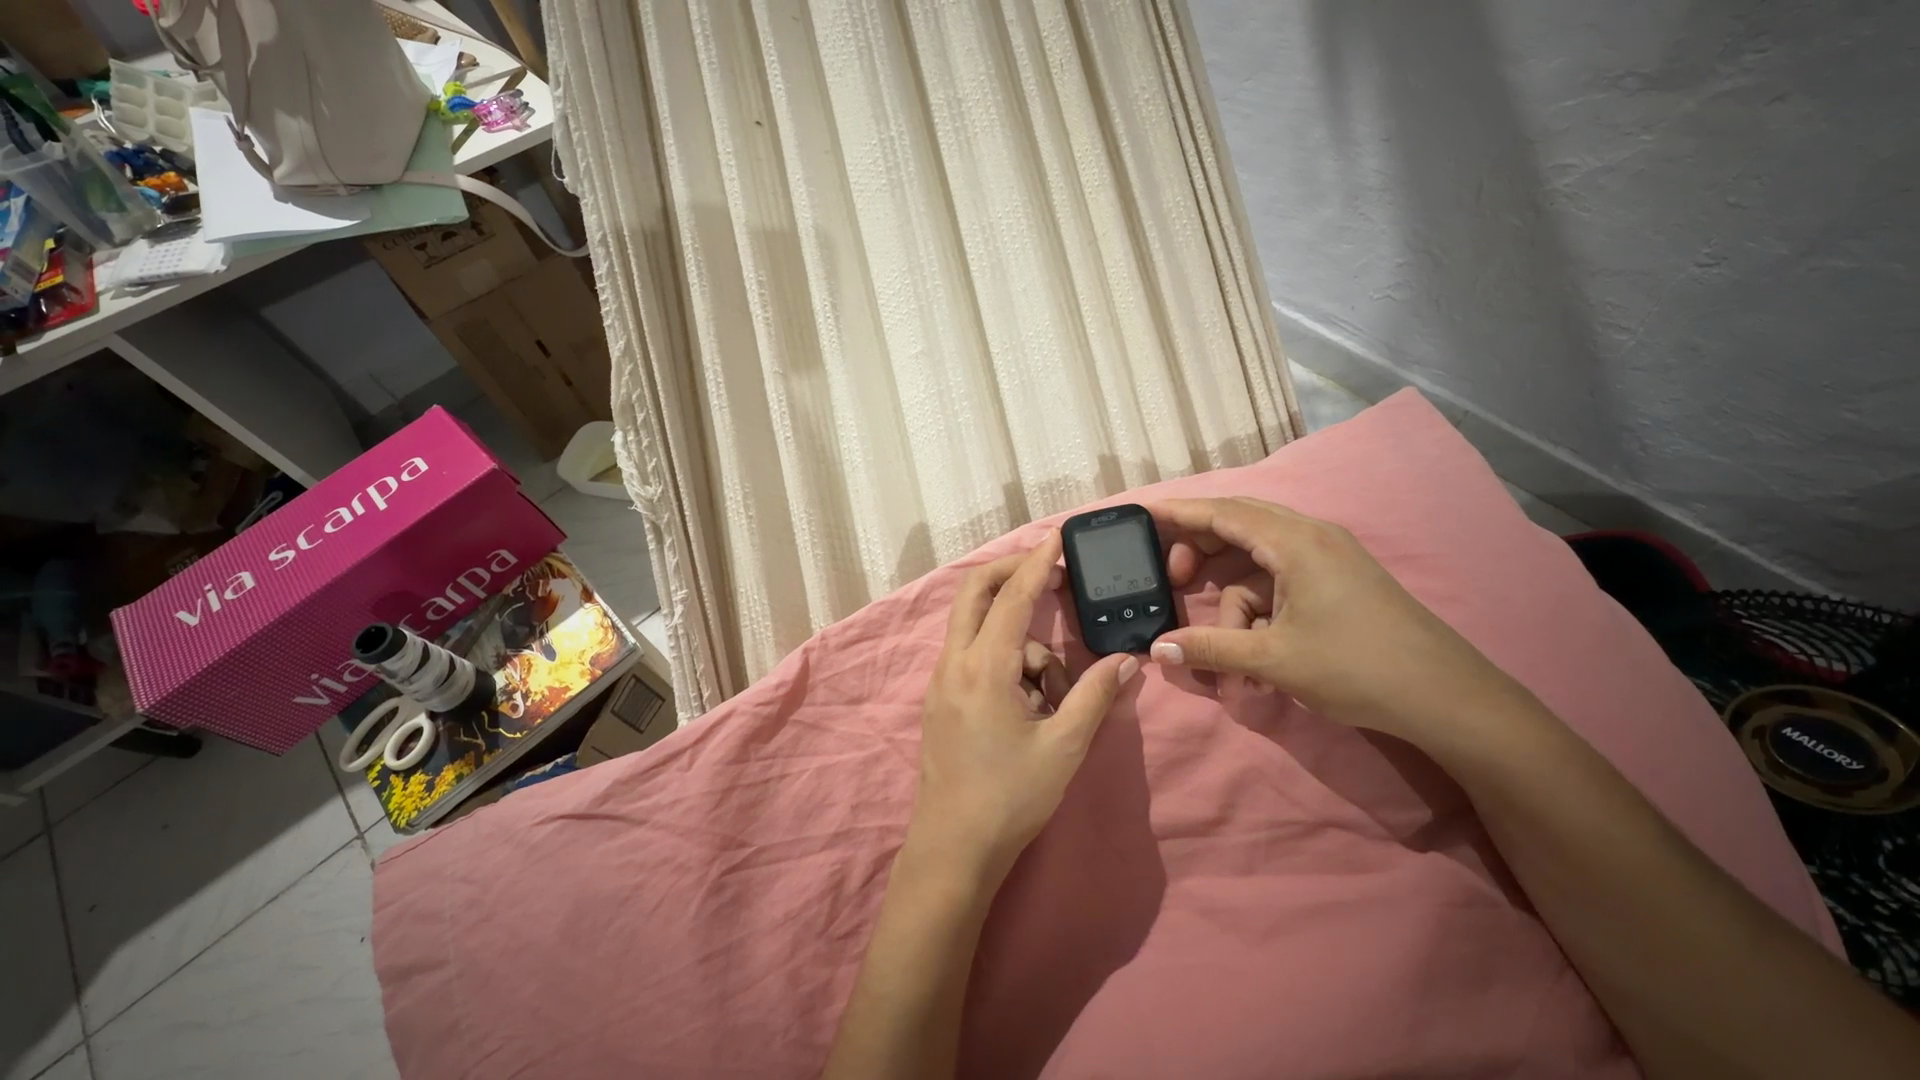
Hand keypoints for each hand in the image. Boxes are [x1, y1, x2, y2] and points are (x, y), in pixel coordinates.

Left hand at [908, 530, 1139, 883]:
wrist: (953, 849)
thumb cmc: (1011, 798)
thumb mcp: (1064, 747)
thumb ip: (1095, 696)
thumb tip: (1127, 660)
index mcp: (984, 668)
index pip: (1013, 596)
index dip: (1037, 562)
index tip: (1057, 537)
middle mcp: (954, 664)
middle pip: (974, 592)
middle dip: (1011, 572)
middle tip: (1049, 572)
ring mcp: (941, 682)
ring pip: (976, 629)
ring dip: (1016, 636)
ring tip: (1054, 693)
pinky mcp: (940, 701)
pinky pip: (972, 657)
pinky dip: (1002, 659)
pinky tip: (1031, 704)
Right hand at [1148, 497, 1523, 743]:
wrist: (1444, 696)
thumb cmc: (1356, 668)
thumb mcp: (1273, 660)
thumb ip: (1209, 648)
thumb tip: (1157, 649)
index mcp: (1295, 541)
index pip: (1222, 512)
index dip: (1177, 511)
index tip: (1140, 513)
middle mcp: (1312, 536)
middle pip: (1238, 525)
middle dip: (1200, 551)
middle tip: (1171, 579)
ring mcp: (1329, 558)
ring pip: (1258, 562)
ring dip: (1233, 598)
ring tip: (1225, 645)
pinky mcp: (1339, 581)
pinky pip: (1281, 581)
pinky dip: (1259, 608)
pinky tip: (1256, 650)